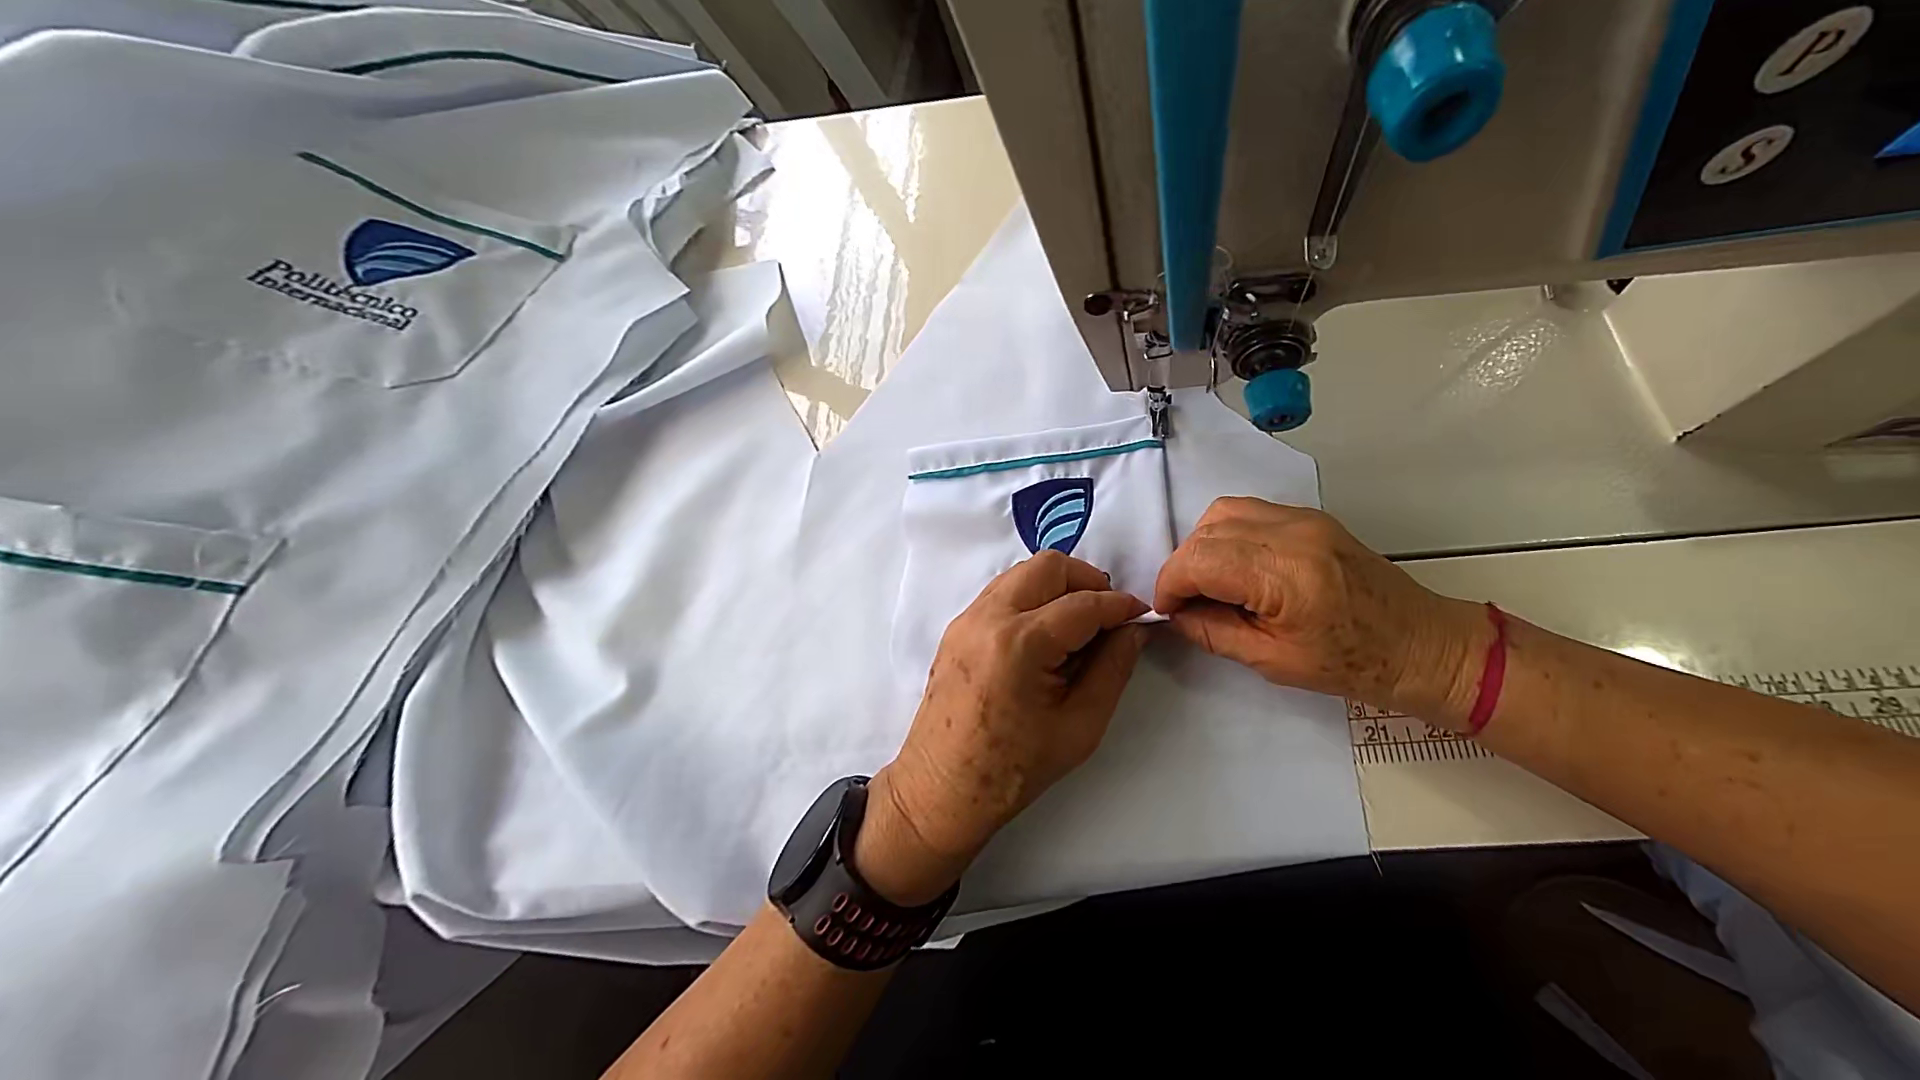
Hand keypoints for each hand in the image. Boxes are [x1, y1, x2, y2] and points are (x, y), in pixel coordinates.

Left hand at [858, 551, 1150, 904]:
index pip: (1083, 603)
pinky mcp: (957, 629)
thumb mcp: (1080, 725)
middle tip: (1109, 615)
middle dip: (1087, 581)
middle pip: (1048, 567)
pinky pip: (1001, 592)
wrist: (942, 788)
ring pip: (1022, 573)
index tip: (1141, 615)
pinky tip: (1046, 635)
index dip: (1120, 606)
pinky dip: (1031, 597)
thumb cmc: (1012, 769)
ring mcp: (966, 620)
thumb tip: (1132, 631)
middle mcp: (988, 618)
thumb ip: (1112, 669)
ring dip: (1057, 586)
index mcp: (1020, 643)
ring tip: (1080, 625)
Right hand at [1152, 497, 1490, 728]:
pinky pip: (1247, 512)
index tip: (1167, 609)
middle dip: (1182, 567)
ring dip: (1201, 547)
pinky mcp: (1309, 517)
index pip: (1199, 560)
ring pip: (1221, 514)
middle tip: (1185, 602)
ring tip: (1209, 583)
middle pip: (1205, 533)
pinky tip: (1234, 567)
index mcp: (1286, 576)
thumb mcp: (1271, 661)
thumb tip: (1176, 615)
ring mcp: (1302, 519)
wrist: (1420, 644)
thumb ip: (1213, 632)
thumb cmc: (1353, 663)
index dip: (1170, 584)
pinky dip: (1226, 535)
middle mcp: (1292, 535)